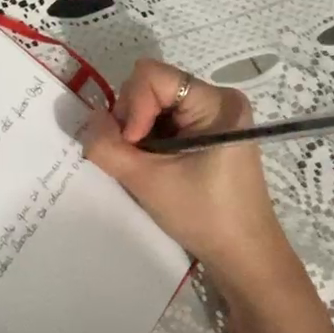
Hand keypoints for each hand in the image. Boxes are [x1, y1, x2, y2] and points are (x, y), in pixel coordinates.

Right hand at [82, 58, 285, 275]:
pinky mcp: (204, 132)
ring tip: (143, 164)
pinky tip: (152, 164)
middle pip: (149, 86)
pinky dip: (146, 138)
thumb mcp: (146, 180)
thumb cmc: (203, 216)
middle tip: (135, 156)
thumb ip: (107, 146)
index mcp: (216, 102)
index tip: (135, 145)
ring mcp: (211, 115)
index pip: (151, 76)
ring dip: (136, 131)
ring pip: (151, 103)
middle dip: (131, 118)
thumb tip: (90, 118)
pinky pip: (161, 119)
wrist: (243, 255)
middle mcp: (217, 99)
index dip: (132, 106)